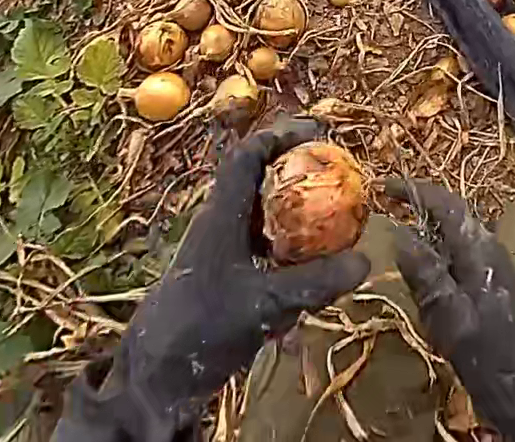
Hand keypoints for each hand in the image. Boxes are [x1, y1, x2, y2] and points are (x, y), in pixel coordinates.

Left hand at [71, 120, 370, 441]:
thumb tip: (364, 260)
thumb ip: (314, 282)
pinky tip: (309, 256)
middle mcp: (220, 222)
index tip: (316, 133)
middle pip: (257, 175)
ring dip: (292, 200)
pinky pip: (262, 238)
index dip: (281, 136)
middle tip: (332, 166)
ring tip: (328, 203)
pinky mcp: (224, 272)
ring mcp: (221, 247)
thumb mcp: (263, 304)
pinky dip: (287, 236)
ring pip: (260, 207)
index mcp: (221, 214)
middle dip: (295, 165)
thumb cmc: (199, 329)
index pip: (247, 156)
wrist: (150, 382)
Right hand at [386, 178, 514, 435]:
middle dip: (420, 205)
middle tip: (388, 206)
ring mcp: (493, 265)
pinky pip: (459, 256)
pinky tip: (421, 272)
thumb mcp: (451, 318)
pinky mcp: (493, 285)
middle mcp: (488, 246)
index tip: (386, 187)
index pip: (445, 203)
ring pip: (455, 235)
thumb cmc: (494, 355)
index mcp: (479, 247)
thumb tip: (399, 233)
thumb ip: (426, 275)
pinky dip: (436, 253)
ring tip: (397, 234)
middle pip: (451, 214)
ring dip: (427, 228)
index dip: (415, 191)